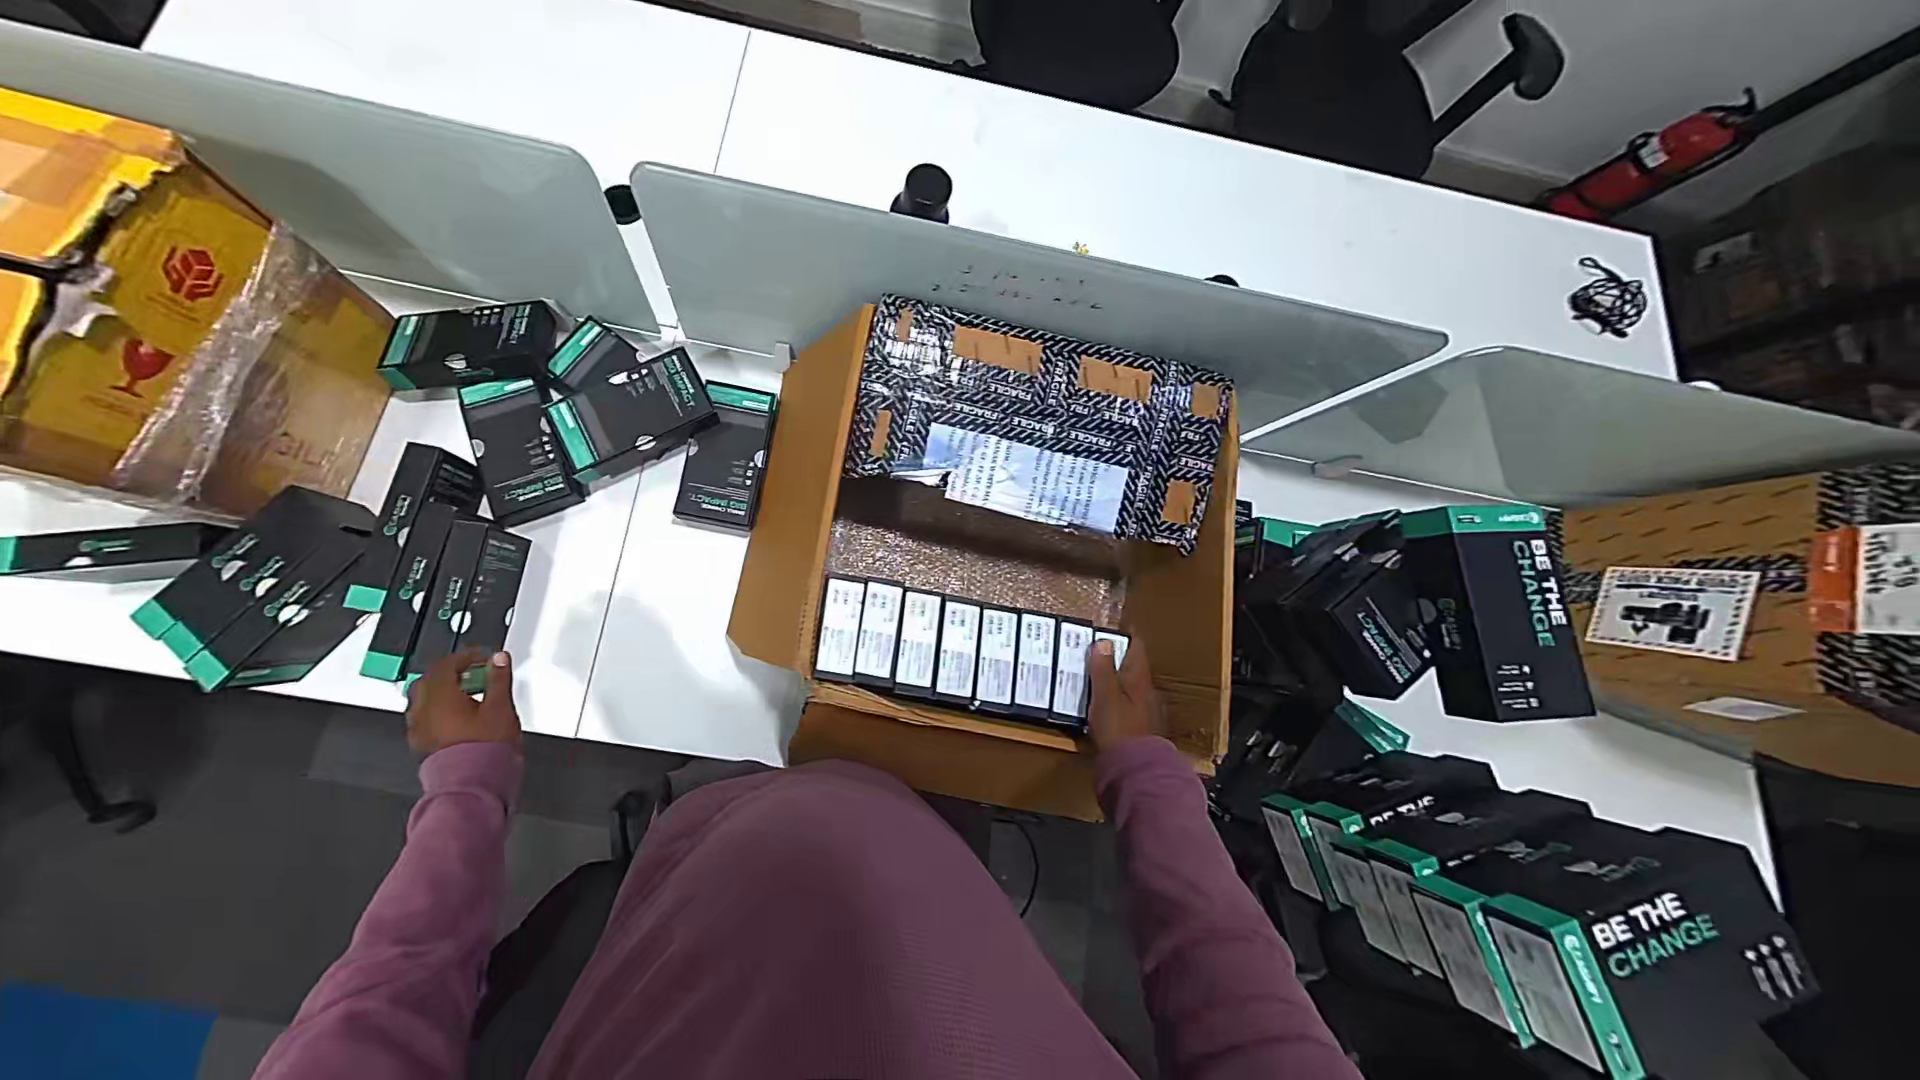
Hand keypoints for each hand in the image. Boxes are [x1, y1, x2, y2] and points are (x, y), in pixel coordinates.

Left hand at [406, 648, 520, 756]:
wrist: (473, 782)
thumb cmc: (485, 747)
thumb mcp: (501, 705)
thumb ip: (498, 678)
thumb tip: (498, 659)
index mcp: (439, 697)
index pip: (445, 665)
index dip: (465, 657)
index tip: (482, 657)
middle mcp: (422, 711)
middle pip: (430, 680)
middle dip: (453, 672)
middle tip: (475, 672)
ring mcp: (419, 729)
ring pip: (425, 699)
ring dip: (446, 690)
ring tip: (470, 693)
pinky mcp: (422, 743)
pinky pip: (426, 717)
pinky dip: (440, 709)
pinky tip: (459, 715)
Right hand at [1087, 636, 1165, 751]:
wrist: (1138, 772)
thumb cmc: (1119, 729)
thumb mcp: (1105, 696)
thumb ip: (1103, 670)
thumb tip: (1103, 642)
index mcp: (1140, 679)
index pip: (1137, 648)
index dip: (1126, 635)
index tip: (1111, 627)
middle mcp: (1149, 693)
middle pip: (1133, 668)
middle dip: (1116, 659)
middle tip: (1095, 653)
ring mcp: (1148, 713)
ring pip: (1131, 688)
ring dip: (1115, 682)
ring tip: (1095, 679)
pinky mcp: (1143, 731)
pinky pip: (1128, 707)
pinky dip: (1116, 702)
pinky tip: (1104, 708)